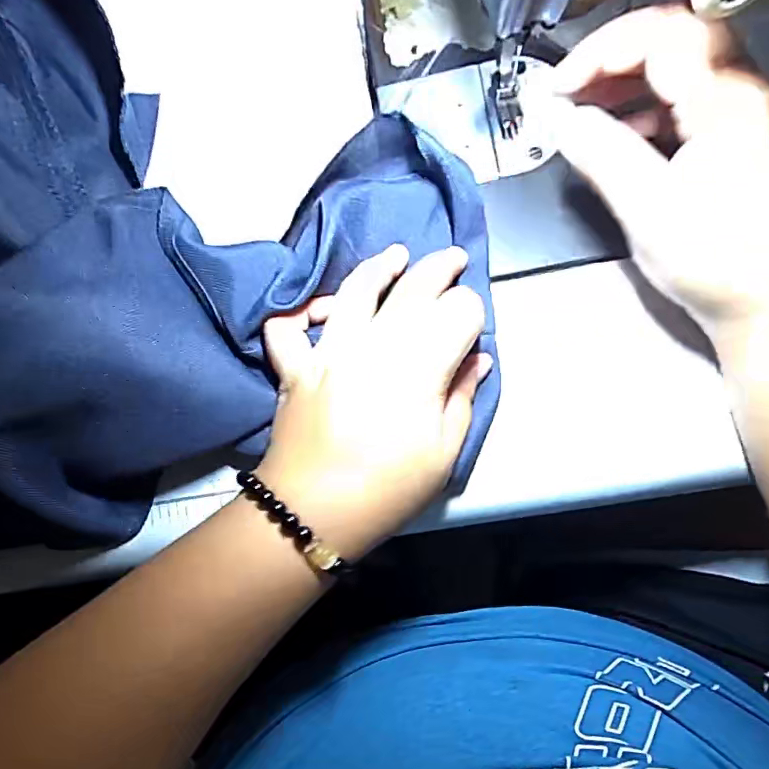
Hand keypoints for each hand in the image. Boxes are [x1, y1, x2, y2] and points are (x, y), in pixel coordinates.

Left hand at [254, 245, 491, 560]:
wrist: (315, 510)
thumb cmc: (389, 488)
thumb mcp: (444, 451)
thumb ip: (462, 397)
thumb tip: (477, 361)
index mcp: (421, 365)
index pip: (457, 312)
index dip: (471, 313)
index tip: (472, 331)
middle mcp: (376, 342)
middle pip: (413, 288)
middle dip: (440, 269)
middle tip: (454, 259)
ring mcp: (330, 350)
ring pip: (353, 289)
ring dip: (378, 266)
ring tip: (395, 257)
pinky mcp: (296, 365)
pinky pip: (290, 326)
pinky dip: (300, 312)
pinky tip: (318, 308)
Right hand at [543, 6, 768, 345]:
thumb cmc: (720, 262)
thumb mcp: (648, 208)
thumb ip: (601, 153)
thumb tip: (562, 119)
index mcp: (725, 98)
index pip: (658, 35)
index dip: (598, 53)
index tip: (558, 88)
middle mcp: (742, 95)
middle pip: (673, 42)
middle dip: (613, 61)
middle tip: (570, 92)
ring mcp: (744, 120)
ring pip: (681, 73)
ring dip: (629, 85)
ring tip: (587, 114)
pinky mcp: (738, 147)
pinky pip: (689, 108)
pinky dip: (649, 113)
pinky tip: (622, 140)